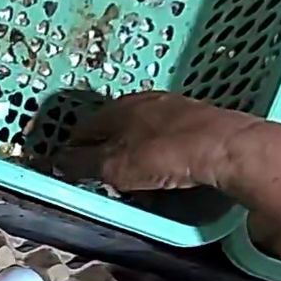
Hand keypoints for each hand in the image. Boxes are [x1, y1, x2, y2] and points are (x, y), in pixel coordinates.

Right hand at [56, 92, 269, 191]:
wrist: (226, 148)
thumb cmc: (163, 156)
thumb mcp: (111, 167)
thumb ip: (79, 164)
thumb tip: (54, 162)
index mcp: (114, 109)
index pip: (80, 130)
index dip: (71, 152)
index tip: (70, 172)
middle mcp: (140, 100)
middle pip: (110, 131)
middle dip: (103, 154)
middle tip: (103, 180)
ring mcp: (170, 106)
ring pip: (137, 134)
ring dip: (130, 155)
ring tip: (132, 180)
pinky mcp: (196, 117)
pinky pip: (162, 138)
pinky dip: (155, 154)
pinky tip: (162, 171)